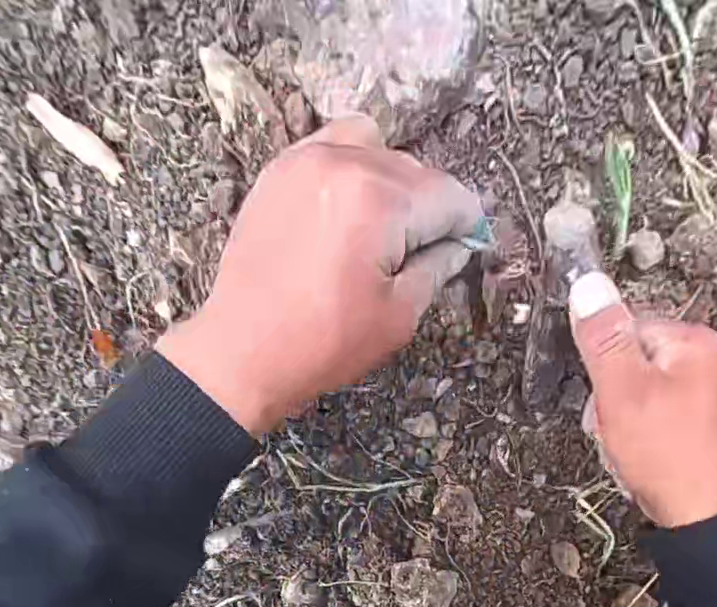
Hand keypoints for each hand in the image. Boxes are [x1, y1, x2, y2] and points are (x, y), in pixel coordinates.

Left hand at [159, 115, 482, 434]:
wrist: (246, 350)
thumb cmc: (326, 343)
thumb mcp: (399, 316)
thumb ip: (438, 268)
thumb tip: (459, 244)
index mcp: (379, 201)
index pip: (450, 195)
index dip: (469, 225)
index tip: (470, 249)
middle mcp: (344, 162)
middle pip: (417, 171)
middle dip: (433, 210)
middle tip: (428, 255)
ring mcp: (306, 158)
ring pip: (380, 151)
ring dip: (397, 186)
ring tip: (389, 232)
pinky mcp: (281, 169)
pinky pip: (336, 146)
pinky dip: (357, 167)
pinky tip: (354, 208)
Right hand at [569, 272, 716, 528]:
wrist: (697, 512)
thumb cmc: (668, 454)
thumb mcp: (623, 390)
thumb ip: (603, 339)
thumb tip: (588, 286)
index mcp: (690, 341)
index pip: (622, 328)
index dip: (603, 366)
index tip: (606, 394)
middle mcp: (698, 360)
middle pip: (625, 361)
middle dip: (609, 396)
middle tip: (617, 423)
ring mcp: (693, 391)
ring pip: (629, 391)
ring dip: (616, 418)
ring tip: (627, 443)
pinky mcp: (685, 418)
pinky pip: (642, 412)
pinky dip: (631, 433)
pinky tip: (636, 452)